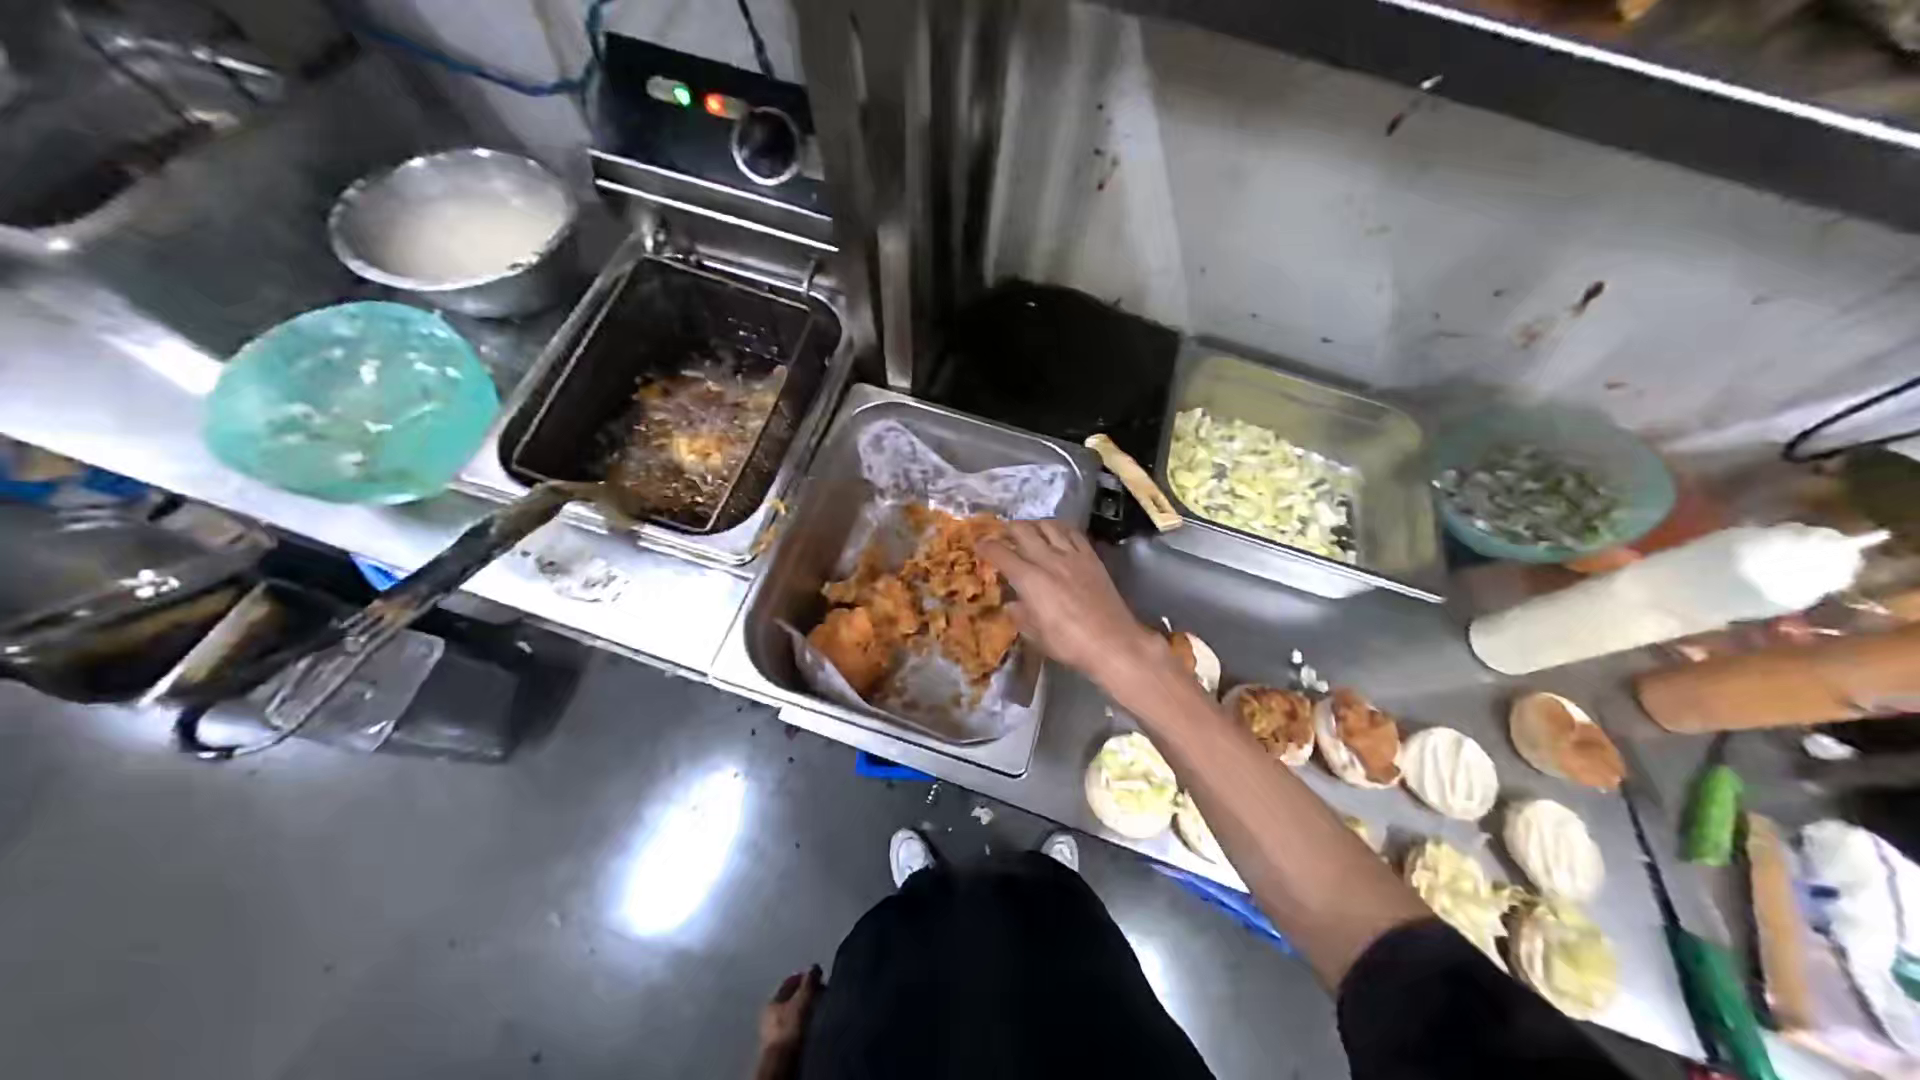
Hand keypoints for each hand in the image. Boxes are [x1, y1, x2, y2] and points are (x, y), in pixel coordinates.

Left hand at [758, 965, 821, 1054]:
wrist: (782, 1062)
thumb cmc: (791, 1027)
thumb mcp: (802, 999)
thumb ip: (809, 982)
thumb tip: (815, 967)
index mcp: (772, 1000)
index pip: (790, 981)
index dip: (805, 976)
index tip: (819, 977)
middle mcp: (770, 1014)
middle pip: (791, 997)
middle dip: (807, 993)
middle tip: (822, 992)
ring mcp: (773, 1031)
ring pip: (793, 1012)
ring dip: (806, 1008)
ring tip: (820, 1008)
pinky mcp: (781, 1045)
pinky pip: (795, 1027)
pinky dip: (804, 1022)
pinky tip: (813, 1024)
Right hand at [979, 520, 1164, 690]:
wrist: (1112, 642)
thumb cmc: (1069, 644)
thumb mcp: (1035, 635)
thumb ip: (1019, 615)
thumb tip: (1011, 604)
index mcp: (1030, 580)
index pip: (1001, 553)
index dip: (986, 546)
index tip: (979, 545)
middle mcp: (1048, 560)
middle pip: (1023, 531)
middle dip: (1007, 529)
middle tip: (1002, 535)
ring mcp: (1072, 556)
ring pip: (1048, 525)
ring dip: (1033, 524)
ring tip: (1028, 531)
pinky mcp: (1091, 557)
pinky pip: (1072, 533)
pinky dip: (1059, 528)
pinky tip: (1056, 533)